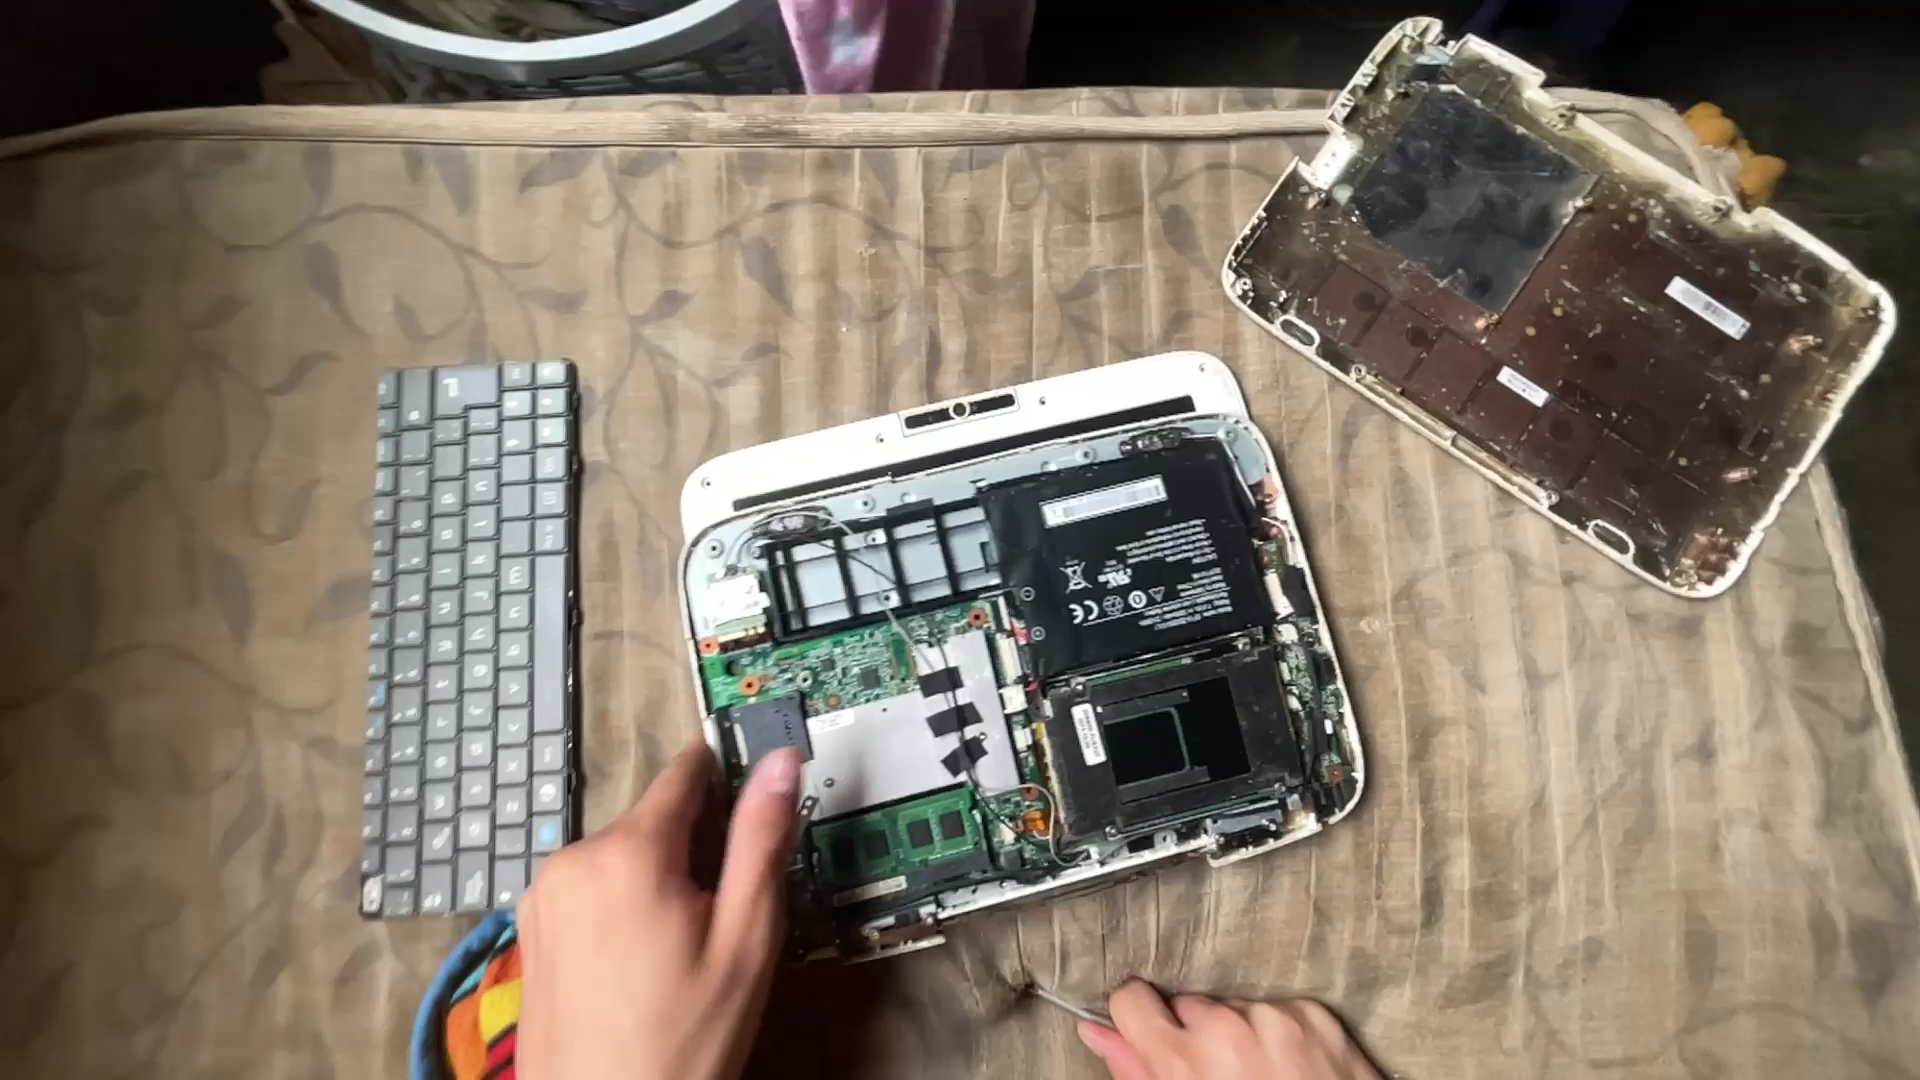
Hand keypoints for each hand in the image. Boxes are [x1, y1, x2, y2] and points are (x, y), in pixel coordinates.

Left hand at [517, 739, 803, 1079]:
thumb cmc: (686, 1038)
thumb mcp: (745, 937)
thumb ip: (762, 837)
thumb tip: (782, 756)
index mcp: (628, 850)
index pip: (690, 769)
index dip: (732, 781)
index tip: (758, 816)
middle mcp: (573, 856)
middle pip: (661, 812)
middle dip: (701, 839)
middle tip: (725, 907)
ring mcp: (543, 893)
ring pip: (630, 846)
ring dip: (666, 868)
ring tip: (686, 939)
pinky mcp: (531, 926)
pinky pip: (597, 879)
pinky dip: (628, 894)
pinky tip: (644, 954)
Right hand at [1078, 979, 1380, 1079]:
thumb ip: (1135, 1073)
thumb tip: (1095, 1033)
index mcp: (1187, 1062)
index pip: (1131, 998)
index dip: (1138, 1020)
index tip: (1150, 1034)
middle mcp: (1228, 1029)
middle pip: (1187, 1007)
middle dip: (1197, 1037)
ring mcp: (1276, 1018)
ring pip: (1233, 1008)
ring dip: (1240, 1035)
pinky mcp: (1315, 1015)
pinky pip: (1276, 1008)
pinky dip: (1280, 1035)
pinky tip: (1293, 1071)